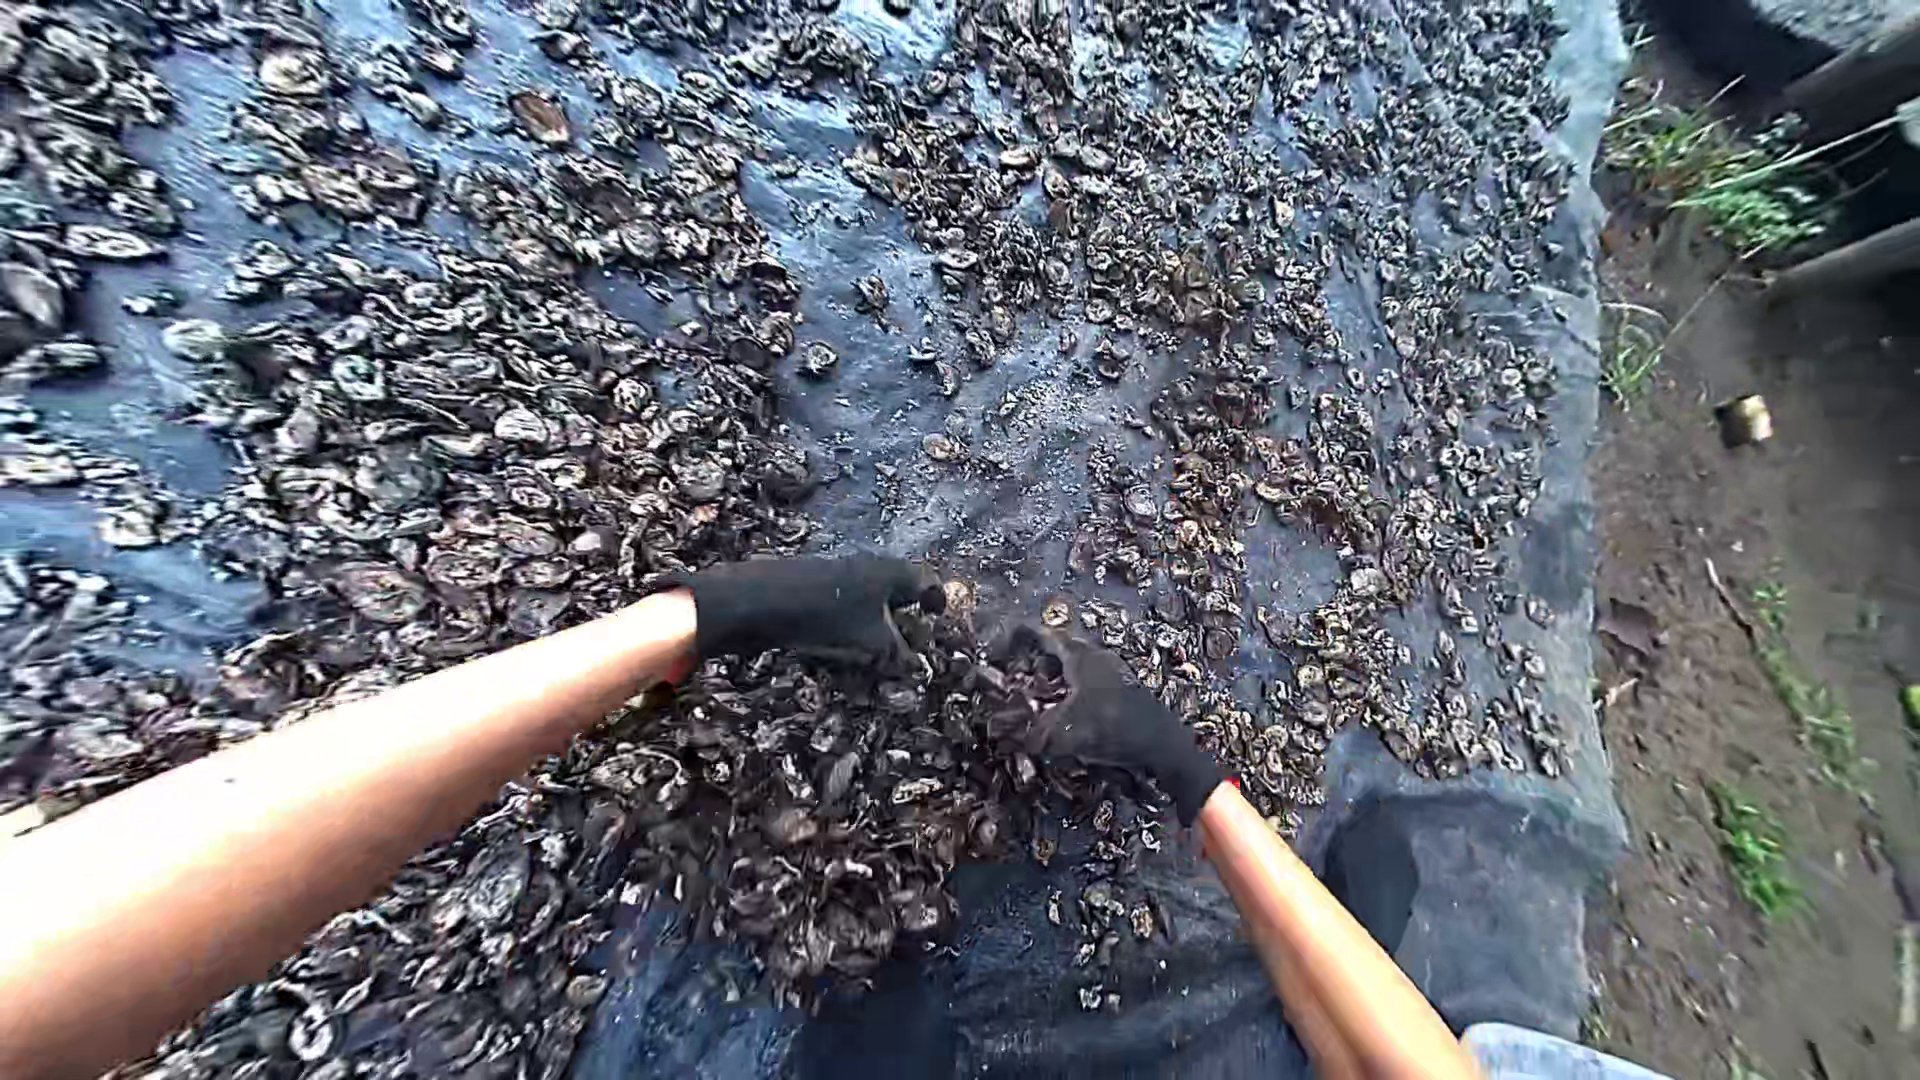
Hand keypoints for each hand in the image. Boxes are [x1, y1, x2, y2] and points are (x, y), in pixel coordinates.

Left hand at [669, 556, 941, 663]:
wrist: (757, 599)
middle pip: (900, 587)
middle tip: (912, 637)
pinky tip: (846, 638)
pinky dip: (857, 617)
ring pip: (873, 594)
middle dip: (909, 612)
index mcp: (890, 573)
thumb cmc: (825, 616)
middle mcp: (869, 565)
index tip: (938, 616)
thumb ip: (898, 655)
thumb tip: (919, 668)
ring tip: (880, 644)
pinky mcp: (817, 581)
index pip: (926, 581)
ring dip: (881, 616)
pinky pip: (849, 599)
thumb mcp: (870, 643)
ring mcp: (841, 570)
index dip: (936, 600)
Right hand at [999, 625, 1223, 824]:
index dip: (1027, 636)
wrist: (1163, 745)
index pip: (1047, 636)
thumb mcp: (1065, 733)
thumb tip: (1001, 734)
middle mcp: (1096, 655)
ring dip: (1059, 671)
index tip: (1009, 638)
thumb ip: (1033, 732)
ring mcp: (1113, 668)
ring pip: (1078, 662)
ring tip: (1042, 687)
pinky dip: (1074, 682)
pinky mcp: (1123, 684)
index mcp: (1079, 657)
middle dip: (1041, 656)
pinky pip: (1090, 674)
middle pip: (1062, 648)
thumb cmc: (1110, 729)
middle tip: (1023, 668)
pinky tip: (1070, 702)